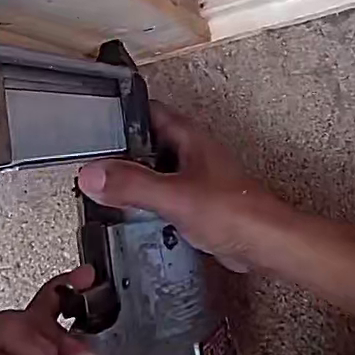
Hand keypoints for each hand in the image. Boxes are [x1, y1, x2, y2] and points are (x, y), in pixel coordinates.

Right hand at [77, 103, 292, 272]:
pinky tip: (131, 215)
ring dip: (133, 178)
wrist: (262, 243)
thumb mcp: (174, 196)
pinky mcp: (197, 200)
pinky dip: (146, 201)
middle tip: (91, 162)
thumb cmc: (234, 212)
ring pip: (155, 169)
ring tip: (103, 189)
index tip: (93, 122)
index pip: (149, 111)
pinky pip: (164, 194)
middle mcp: (192, 152)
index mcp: (189, 137)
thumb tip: (93, 174)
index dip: (121, 113)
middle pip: (148, 141)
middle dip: (121, 151)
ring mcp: (195, 176)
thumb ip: (133, 184)